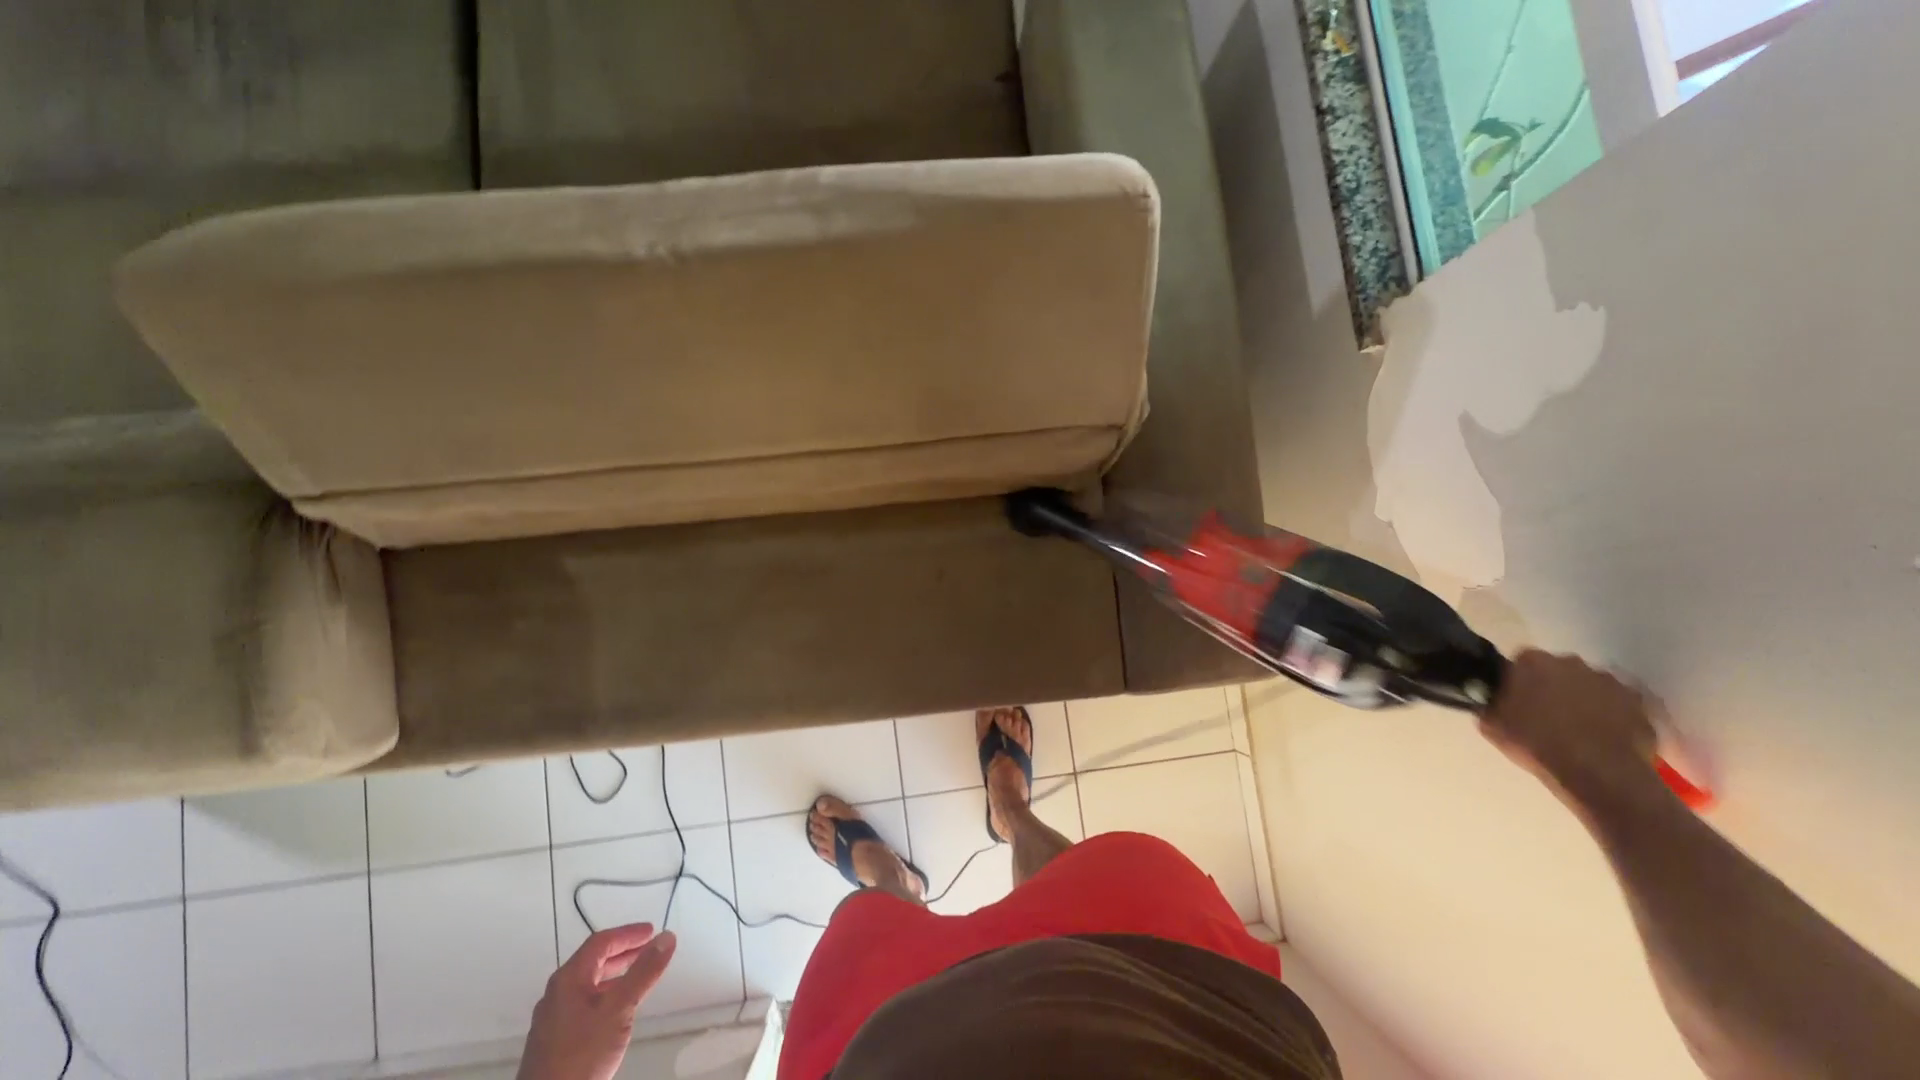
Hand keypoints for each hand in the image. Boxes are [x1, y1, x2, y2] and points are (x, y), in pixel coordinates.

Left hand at [517, 925, 676, 1079]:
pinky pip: (584, 1004)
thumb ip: (643, 973)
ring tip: (639, 976)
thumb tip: (666, 937)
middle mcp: (557, 992)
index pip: (600, 943)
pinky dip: (606, 995)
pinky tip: (617, 1011)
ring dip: (615, 975)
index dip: (628, 934)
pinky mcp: (554, 1039)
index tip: (653, 931)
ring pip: (588, 985)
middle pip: (592, 962)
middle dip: (623, 952)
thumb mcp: (619, 1009)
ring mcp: (553, 1017)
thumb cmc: (583, 1052)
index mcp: (569, 979)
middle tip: (649, 949)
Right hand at [1480, 650, 1659, 806]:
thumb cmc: (1536, 745)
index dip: (1519, 682)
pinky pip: (1621, 704)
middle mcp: (1571, 662)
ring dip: (1585, 700)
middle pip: (1559, 670)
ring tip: (1581, 731)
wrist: (1596, 772)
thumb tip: (1492, 699)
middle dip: (1554, 687)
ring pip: (1591, 685)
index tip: (1517, 701)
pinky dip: (1614, 715)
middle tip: (1548, 716)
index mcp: (1531, 662)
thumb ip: (1491, 704)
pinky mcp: (1639, 701)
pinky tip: (1607, 738)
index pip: (1520, 663)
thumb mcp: (1492, 726)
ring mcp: (1609, 680)